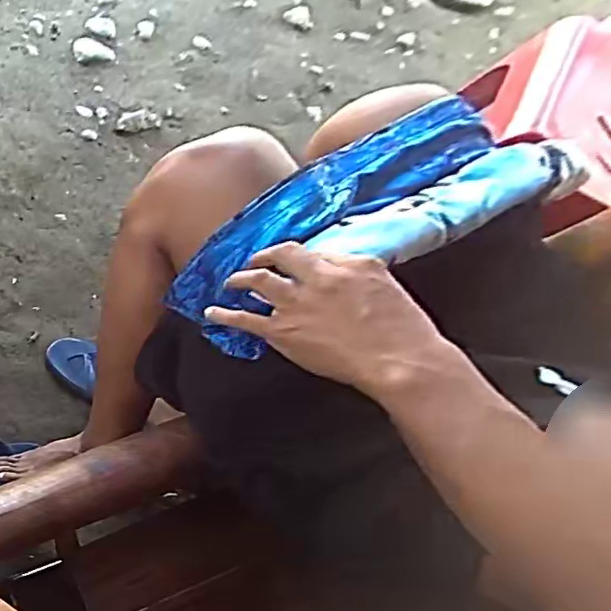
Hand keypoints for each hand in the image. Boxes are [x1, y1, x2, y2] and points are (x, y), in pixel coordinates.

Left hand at [206, 243, 461, 394]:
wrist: (396, 359)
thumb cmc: (399, 328)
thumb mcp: (383, 286)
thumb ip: (352, 275)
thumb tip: (326, 271)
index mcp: (352, 266)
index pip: (313, 252)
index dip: (294, 256)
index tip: (285, 261)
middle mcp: (319, 279)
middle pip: (280, 256)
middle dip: (261, 257)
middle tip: (252, 263)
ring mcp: (295, 304)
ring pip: (256, 281)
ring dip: (238, 280)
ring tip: (229, 283)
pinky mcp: (280, 329)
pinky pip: (241, 319)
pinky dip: (222, 314)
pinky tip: (211, 312)